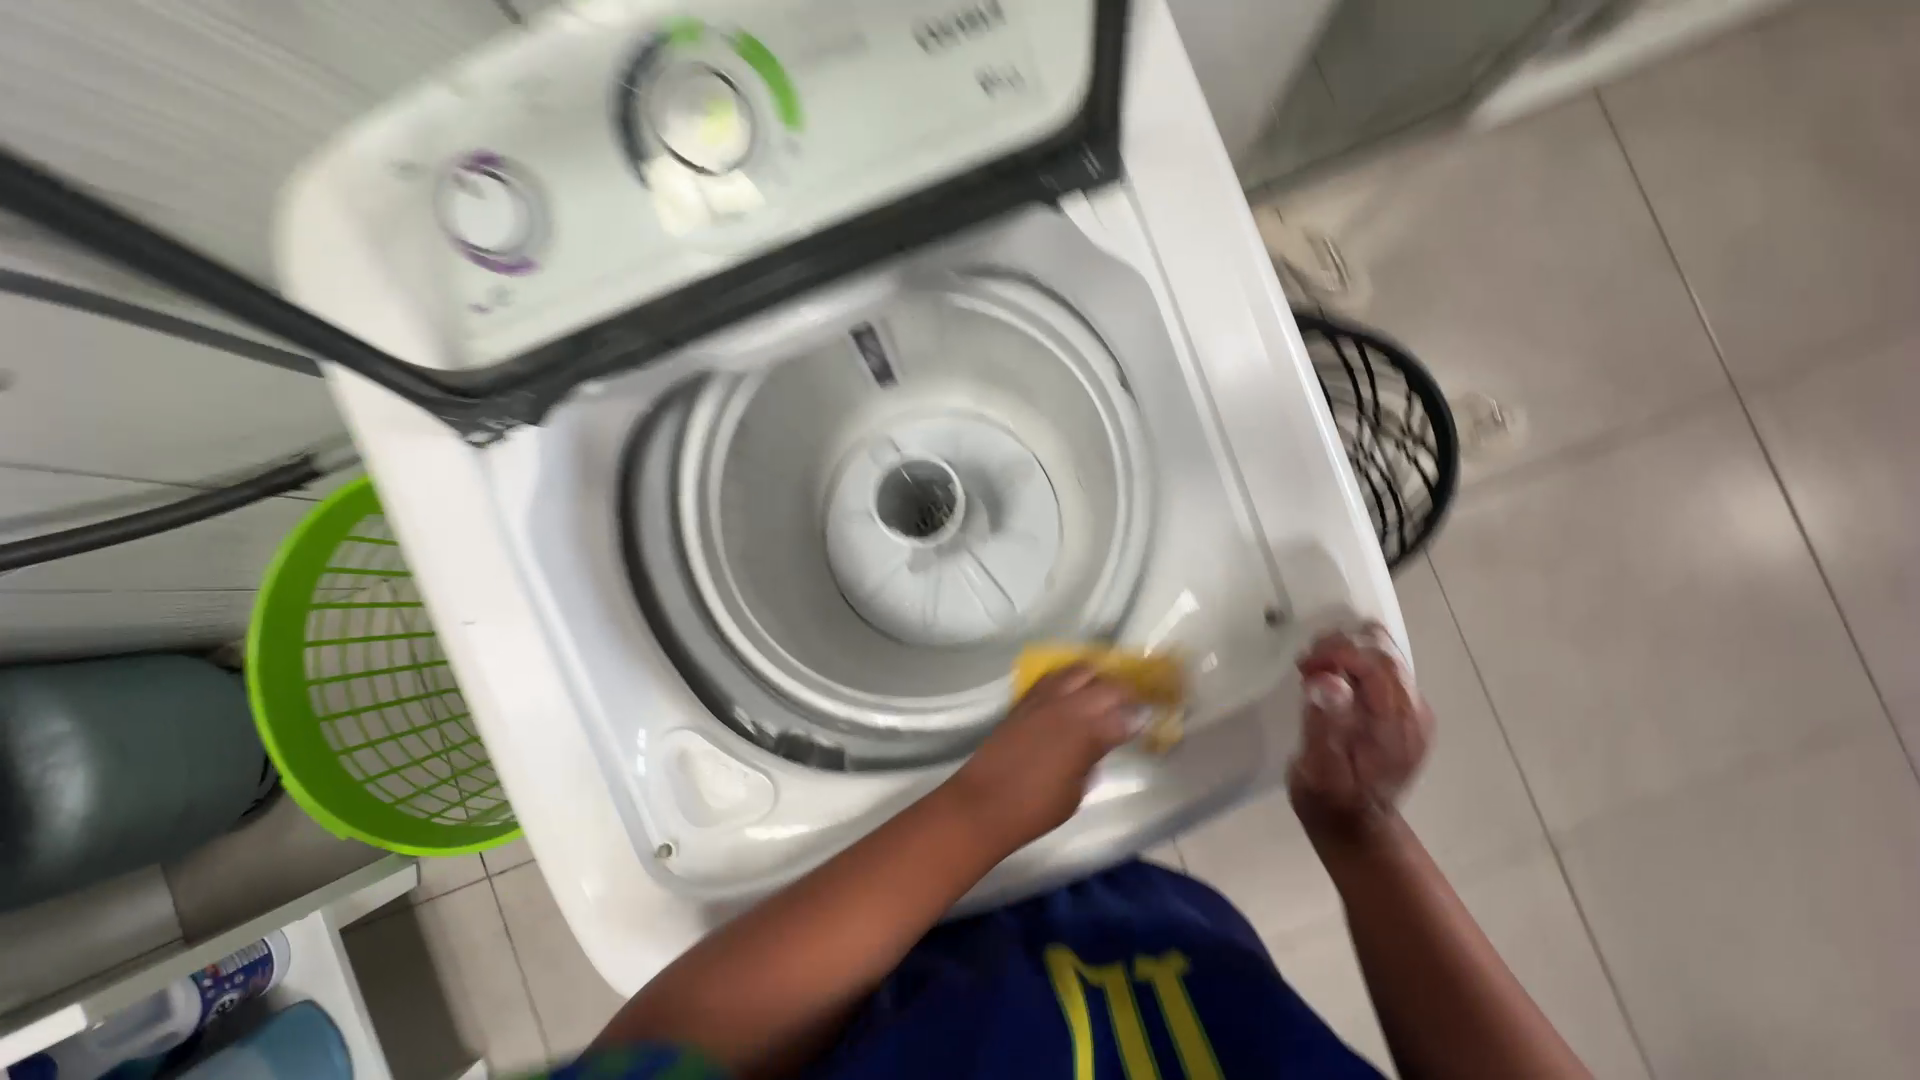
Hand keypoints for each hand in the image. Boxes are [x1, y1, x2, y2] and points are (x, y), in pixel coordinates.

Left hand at [943, 666, 1138, 851]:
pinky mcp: (1023, 701)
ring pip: (1080, 670)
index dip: (1142, 718)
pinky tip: (1074, 689)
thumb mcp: (1076, 792)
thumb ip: (1092, 759)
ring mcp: (1043, 699)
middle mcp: (1068, 708)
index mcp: (1087, 733)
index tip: (1150, 719)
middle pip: (1108, 686)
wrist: (983, 803)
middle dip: (1126, 693)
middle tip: (1134, 704)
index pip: (1127, 716)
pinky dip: (1069, 678)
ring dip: (1097, 678)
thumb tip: (1099, 744)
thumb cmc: (1034, 809)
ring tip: (1104, 691)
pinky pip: (1053, 677)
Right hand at [1289, 624, 1433, 840]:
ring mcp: (1412, 711)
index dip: (1338, 652)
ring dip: (1349, 651)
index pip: (1377, 663)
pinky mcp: (1402, 713)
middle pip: (1386, 654)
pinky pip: (1384, 672)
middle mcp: (1414, 712)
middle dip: (1342, 646)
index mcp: (1397, 724)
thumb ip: (1324, 724)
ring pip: (1387, 657)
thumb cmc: (1330, 799)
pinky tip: (1330, 679)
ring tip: (1315, 667)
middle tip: (1306, 662)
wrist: (1355, 827)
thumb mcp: (1318, 768)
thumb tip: (1327, 681)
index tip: (1305, 664)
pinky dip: (1355, 664)